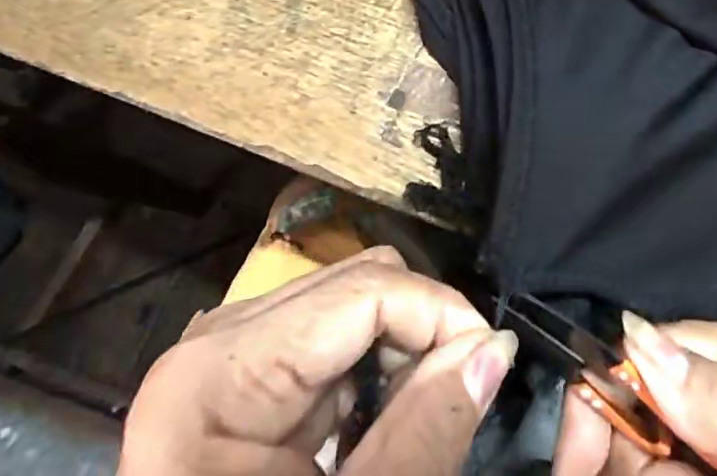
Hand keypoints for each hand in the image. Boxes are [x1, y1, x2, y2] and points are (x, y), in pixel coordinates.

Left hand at [120, 246, 518, 475]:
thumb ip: (424, 432)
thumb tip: (495, 348)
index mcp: (222, 372)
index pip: (367, 290)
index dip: (441, 316)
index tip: (489, 368)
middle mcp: (220, 339)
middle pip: (359, 283)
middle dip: (423, 330)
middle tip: (455, 398)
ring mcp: (229, 353)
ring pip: (351, 303)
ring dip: (402, 350)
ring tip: (417, 419)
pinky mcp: (244, 376)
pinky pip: (331, 338)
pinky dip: (372, 371)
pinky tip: (377, 426)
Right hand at [552, 316, 716, 475]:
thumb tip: (632, 335)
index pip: (652, 351)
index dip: (604, 399)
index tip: (577, 463)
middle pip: (640, 411)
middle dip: (617, 451)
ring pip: (645, 451)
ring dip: (628, 465)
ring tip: (670, 473)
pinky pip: (668, 466)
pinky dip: (650, 470)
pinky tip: (663, 470)